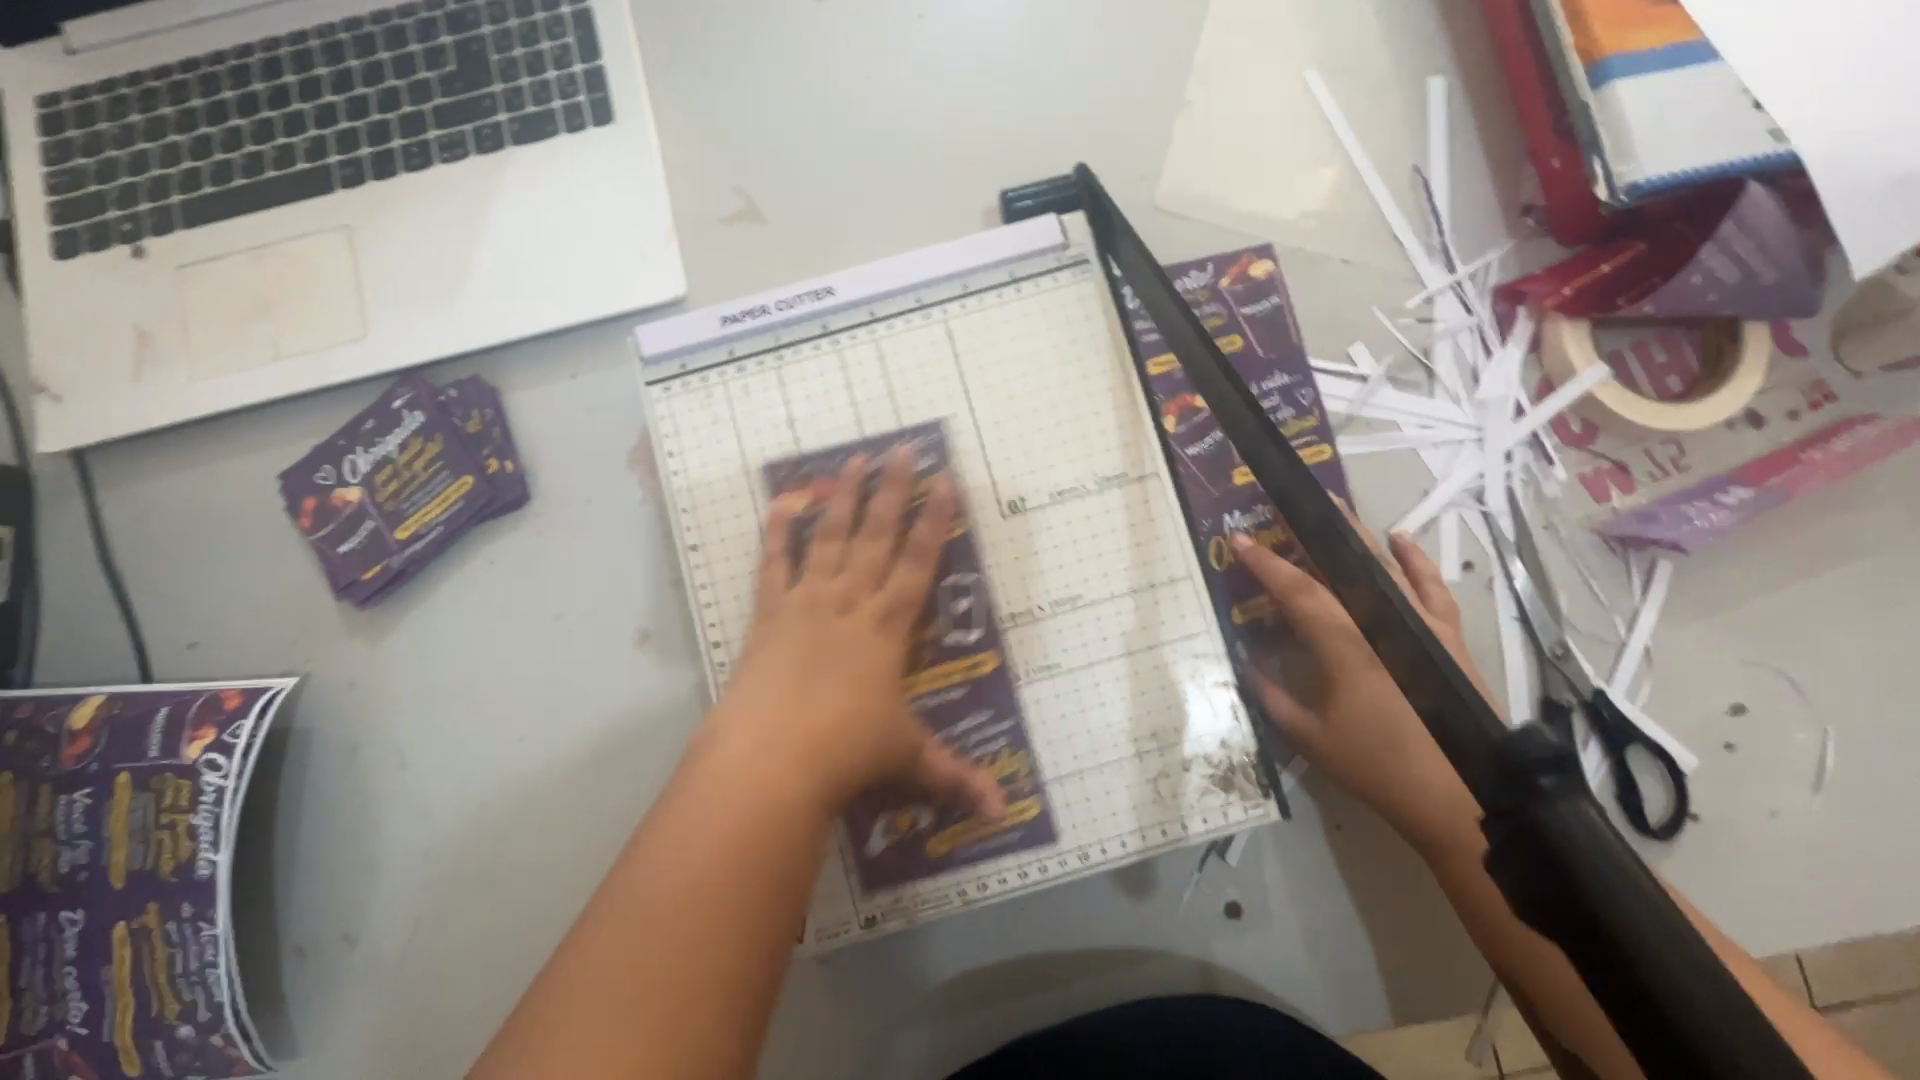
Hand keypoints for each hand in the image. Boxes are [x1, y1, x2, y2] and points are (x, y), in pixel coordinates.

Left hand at [705, 449, 1006, 820]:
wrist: (770, 759)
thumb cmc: (847, 755)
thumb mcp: (908, 761)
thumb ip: (955, 779)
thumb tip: (1005, 815)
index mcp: (888, 629)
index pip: (918, 563)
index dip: (934, 521)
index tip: (945, 480)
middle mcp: (850, 604)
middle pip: (875, 536)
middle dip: (893, 491)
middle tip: (901, 449)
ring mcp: (806, 605)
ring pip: (829, 539)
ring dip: (843, 498)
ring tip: (853, 460)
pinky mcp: (767, 616)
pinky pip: (773, 565)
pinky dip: (777, 533)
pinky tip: (781, 502)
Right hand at [1235, 522, 1486, 856]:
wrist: (1462, 795)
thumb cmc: (1378, 767)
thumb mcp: (1310, 738)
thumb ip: (1273, 698)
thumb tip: (1246, 664)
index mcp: (1347, 647)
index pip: (1298, 592)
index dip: (1266, 564)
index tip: (1239, 539)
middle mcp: (1386, 624)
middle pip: (1344, 566)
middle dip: (1311, 535)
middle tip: (1286, 508)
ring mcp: (1424, 626)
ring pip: (1386, 568)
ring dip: (1357, 536)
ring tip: (1334, 509)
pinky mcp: (1450, 636)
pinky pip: (1431, 587)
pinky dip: (1416, 561)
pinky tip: (1399, 539)